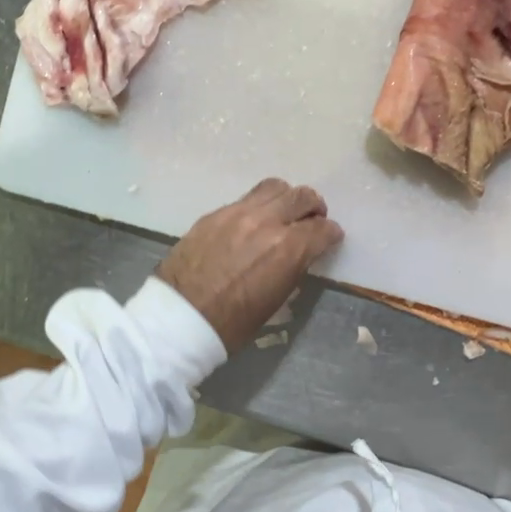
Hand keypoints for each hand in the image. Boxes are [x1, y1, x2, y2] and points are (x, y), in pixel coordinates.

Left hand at [155, 179, 343, 352]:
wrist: (179, 318)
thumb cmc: (232, 323)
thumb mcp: (276, 301)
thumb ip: (292, 268)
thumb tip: (300, 255)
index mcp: (287, 249)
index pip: (322, 229)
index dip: (331, 233)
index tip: (331, 238)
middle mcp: (266, 222)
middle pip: (302, 197)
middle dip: (314, 208)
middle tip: (312, 220)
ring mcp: (238, 213)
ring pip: (274, 187)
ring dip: (287, 198)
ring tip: (284, 212)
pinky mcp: (215, 213)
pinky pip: (246, 198)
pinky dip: (259, 205)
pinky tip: (254, 221)